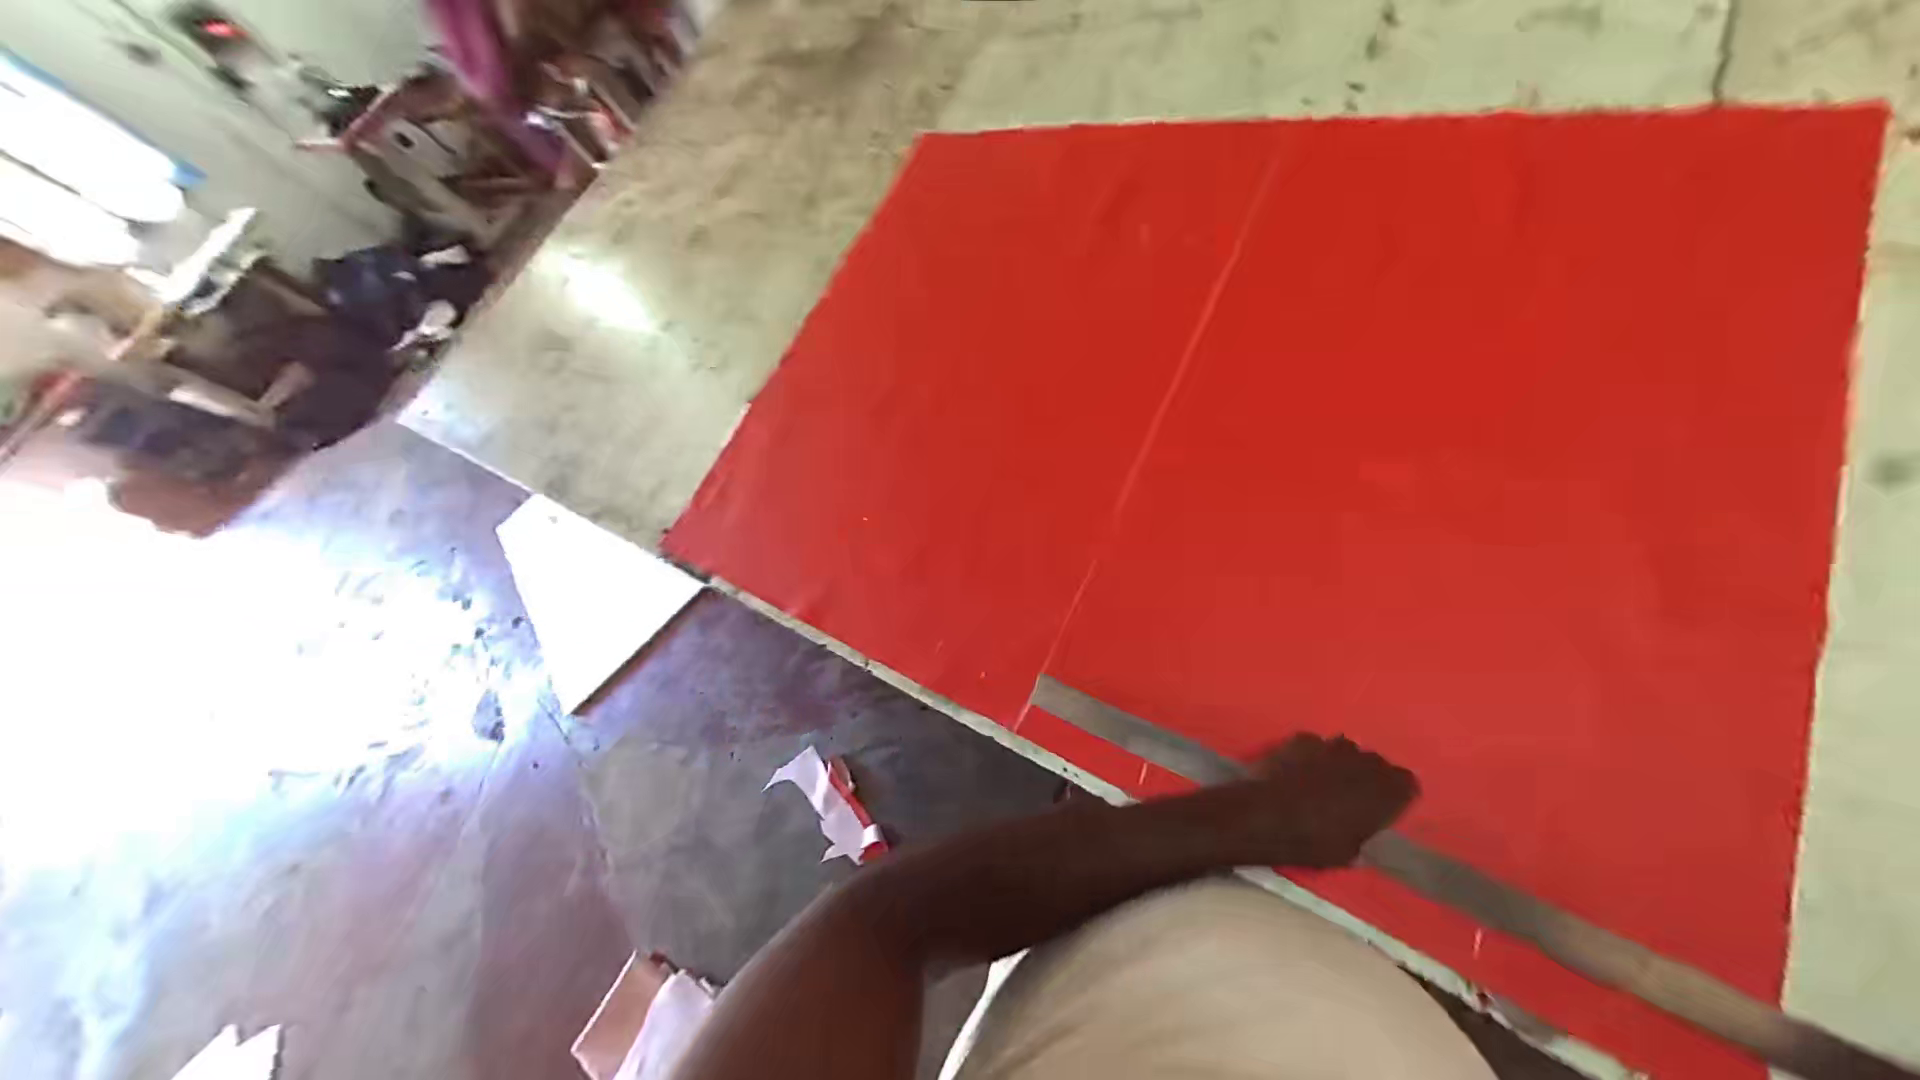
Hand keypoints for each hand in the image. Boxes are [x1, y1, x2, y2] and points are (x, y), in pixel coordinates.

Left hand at [1236, 734, 1418, 867]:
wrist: (1268, 815)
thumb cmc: (1317, 841)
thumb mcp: (1353, 850)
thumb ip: (1364, 831)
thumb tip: (1359, 829)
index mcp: (1389, 790)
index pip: (1407, 783)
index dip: (1393, 793)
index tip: (1381, 805)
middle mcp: (1366, 761)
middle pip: (1374, 762)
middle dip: (1365, 774)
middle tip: (1348, 793)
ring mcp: (1332, 744)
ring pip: (1344, 749)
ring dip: (1338, 761)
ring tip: (1319, 779)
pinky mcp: (1302, 738)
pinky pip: (1313, 744)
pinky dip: (1309, 754)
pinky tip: (1295, 768)